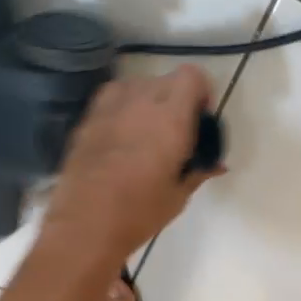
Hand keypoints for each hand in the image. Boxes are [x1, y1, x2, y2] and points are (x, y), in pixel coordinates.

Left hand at [44, 65, 221, 258]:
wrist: (85, 224)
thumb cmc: (139, 212)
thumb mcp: (178, 195)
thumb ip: (199, 170)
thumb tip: (216, 165)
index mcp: (170, 117)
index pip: (192, 76)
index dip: (201, 93)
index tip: (200, 120)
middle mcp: (140, 100)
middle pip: (166, 80)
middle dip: (176, 100)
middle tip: (177, 133)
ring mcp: (109, 106)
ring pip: (137, 86)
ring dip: (149, 102)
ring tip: (147, 134)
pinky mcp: (87, 117)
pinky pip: (113, 100)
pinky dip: (124, 110)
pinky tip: (122, 140)